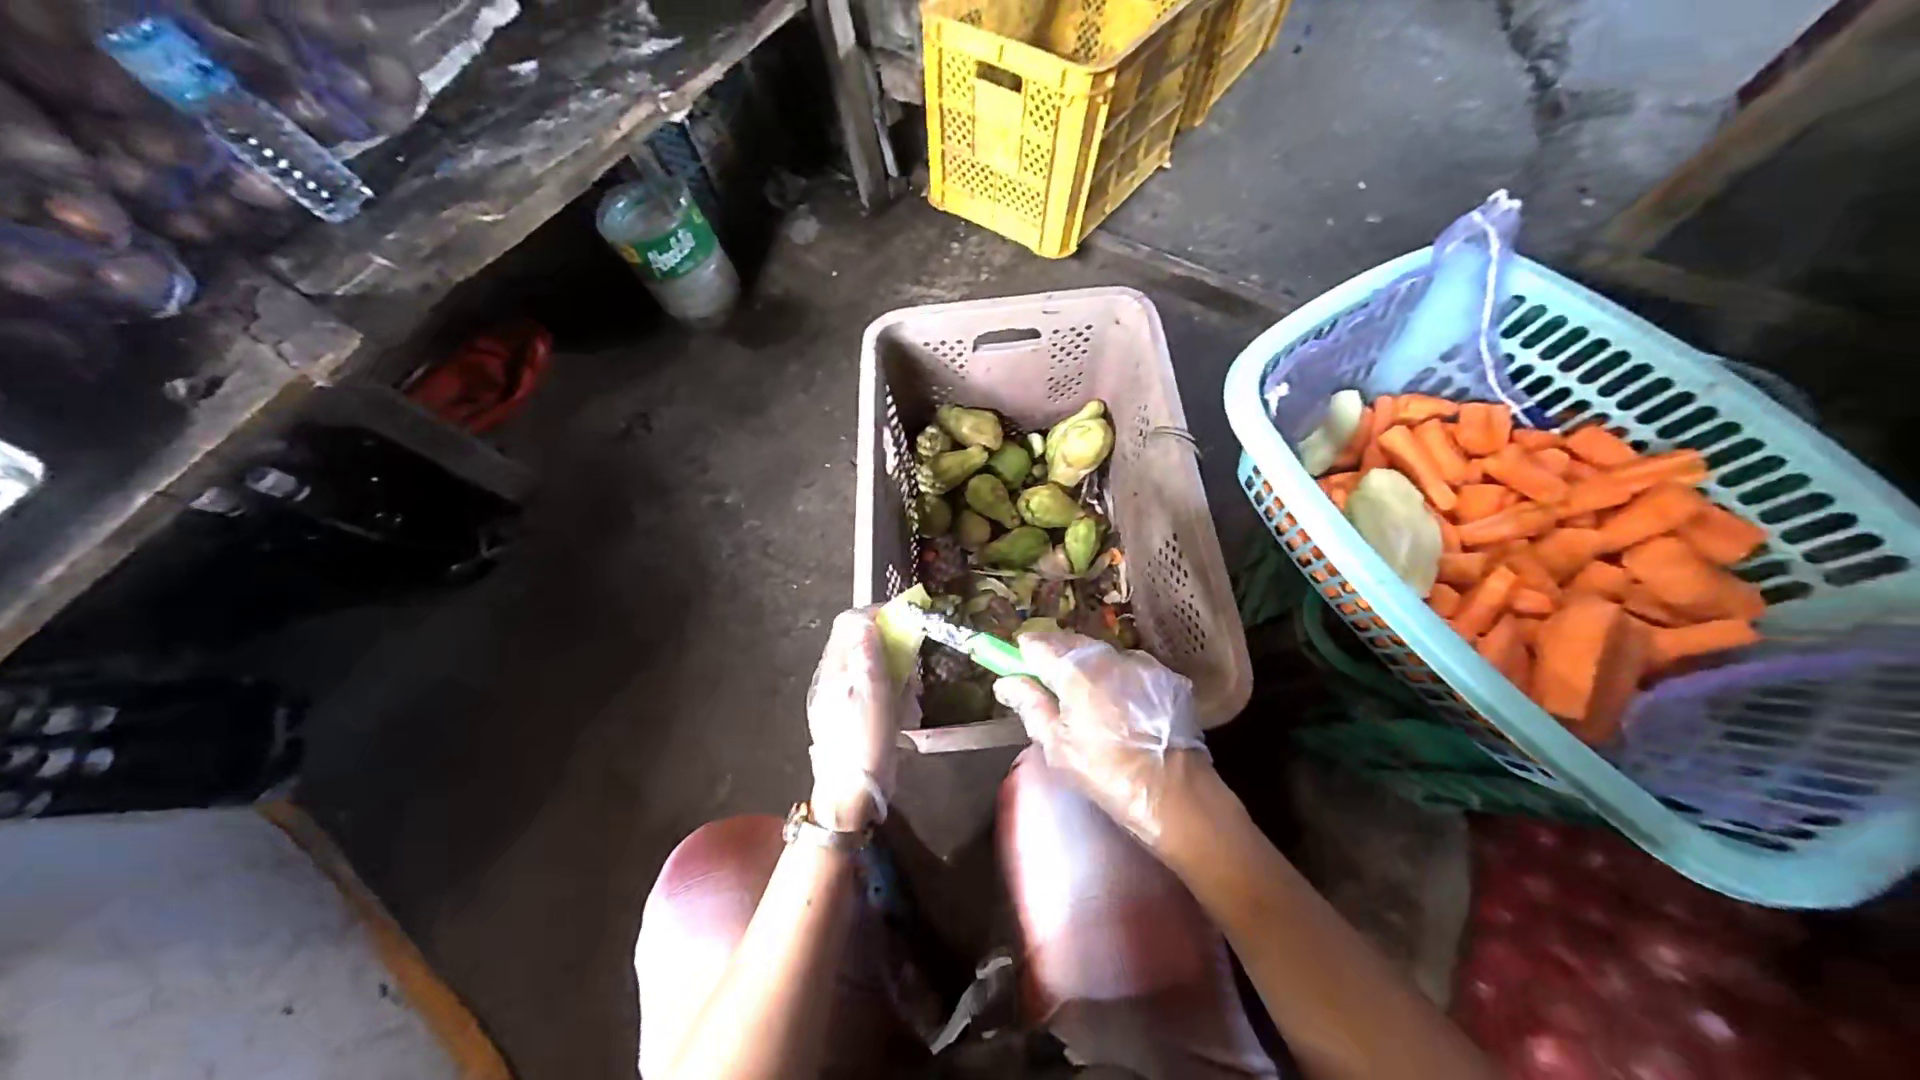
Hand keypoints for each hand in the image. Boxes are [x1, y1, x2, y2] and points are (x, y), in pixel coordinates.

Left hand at [805, 607, 902, 830]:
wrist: (850, 795)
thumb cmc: (866, 745)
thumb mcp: (875, 699)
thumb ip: (870, 659)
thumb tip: (867, 621)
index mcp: (835, 670)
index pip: (849, 623)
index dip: (877, 615)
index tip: (905, 622)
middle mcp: (832, 678)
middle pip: (860, 642)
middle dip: (891, 649)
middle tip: (911, 671)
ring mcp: (837, 696)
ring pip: (868, 666)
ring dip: (893, 674)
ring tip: (908, 698)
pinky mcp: (845, 713)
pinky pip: (869, 689)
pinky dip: (887, 694)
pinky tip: (898, 714)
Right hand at [993, 631, 1208, 843]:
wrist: (1177, 793)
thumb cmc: (1106, 772)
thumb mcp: (1056, 745)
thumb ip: (1029, 705)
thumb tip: (1005, 682)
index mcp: (1077, 670)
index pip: (1039, 644)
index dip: (1023, 652)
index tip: (1015, 663)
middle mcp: (1110, 655)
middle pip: (1072, 643)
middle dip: (1054, 654)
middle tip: (1045, 680)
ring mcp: (1142, 664)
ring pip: (1103, 654)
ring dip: (1087, 665)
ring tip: (1083, 694)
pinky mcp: (1167, 677)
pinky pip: (1131, 668)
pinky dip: (1117, 677)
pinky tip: (1118, 703)